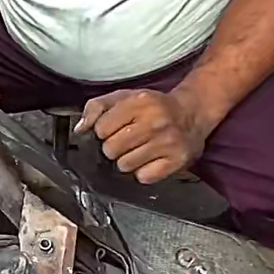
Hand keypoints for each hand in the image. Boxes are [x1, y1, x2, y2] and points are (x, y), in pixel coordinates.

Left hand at [74, 88, 213, 183]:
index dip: (103, 131)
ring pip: (125, 165)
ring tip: (138, 149)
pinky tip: (150, 159)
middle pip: (111, 149)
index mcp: (139, 102)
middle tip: (126, 141)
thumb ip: (96, 107)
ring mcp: (168, 142)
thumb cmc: (152, 106)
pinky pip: (144, 176)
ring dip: (127, 160)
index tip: (113, 128)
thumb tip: (80, 129)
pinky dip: (144, 171)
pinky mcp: (177, 160)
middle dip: (113, 147)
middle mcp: (155, 121)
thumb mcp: (123, 97)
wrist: (192, 111)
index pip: (101, 128)